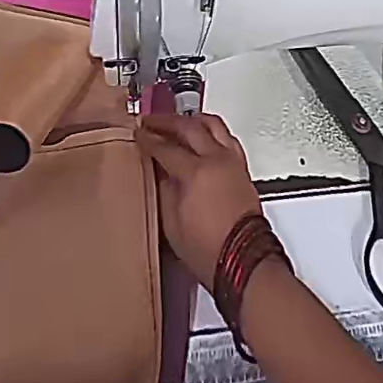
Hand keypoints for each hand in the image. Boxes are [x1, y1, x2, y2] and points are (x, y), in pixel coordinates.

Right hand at [140, 114, 263, 283]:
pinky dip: (213, 131)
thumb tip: (160, 172)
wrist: (243, 262)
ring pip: (213, 126)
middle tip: (152, 121)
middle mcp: (217, 161)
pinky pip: (227, 138)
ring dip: (192, 120)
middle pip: (189, 127)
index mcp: (196, 173)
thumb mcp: (172, 223)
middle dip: (166, 122)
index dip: (149, 140)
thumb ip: (164, 189)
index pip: (166, 147)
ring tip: (179, 121)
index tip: (139, 134)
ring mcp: (233, 163)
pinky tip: (206, 135)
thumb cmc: (211, 250)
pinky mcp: (243, 169)